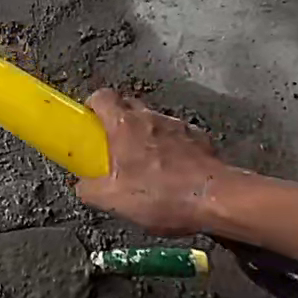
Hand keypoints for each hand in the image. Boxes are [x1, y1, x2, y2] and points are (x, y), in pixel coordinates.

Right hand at [76, 89, 229, 235]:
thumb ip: (89, 190)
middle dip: (118, 122)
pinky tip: (173, 172)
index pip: (101, 96)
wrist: (216, 199)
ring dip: (147, 137)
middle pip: (128, 106)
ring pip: (154, 122)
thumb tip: (81, 187)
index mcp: (123, 125)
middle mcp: (150, 117)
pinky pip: (178, 137)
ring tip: (147, 167)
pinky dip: (172, 149)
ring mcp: (178, 126)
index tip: (90, 124)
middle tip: (115, 149)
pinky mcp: (200, 139)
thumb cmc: (161, 195)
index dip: (92, 106)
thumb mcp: (113, 200)